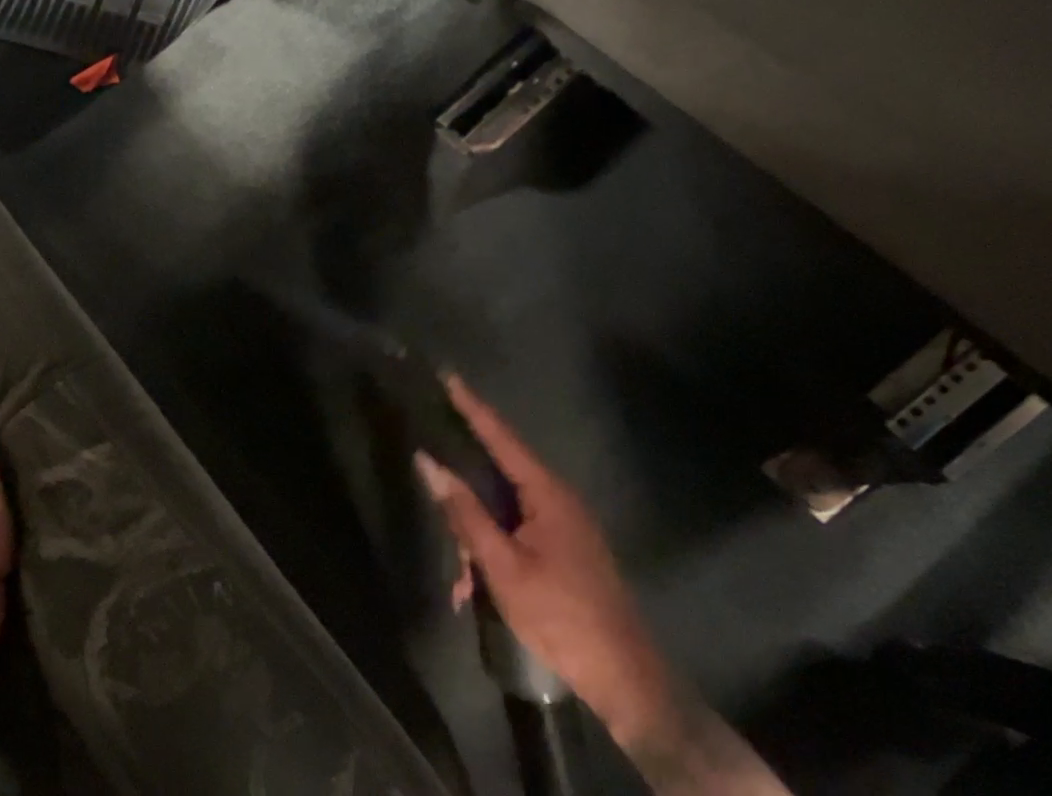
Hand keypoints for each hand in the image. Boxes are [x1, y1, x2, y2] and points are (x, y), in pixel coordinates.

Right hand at [415, 375, 676, 745]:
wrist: (622, 674)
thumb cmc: (559, 614)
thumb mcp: (501, 565)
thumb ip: (464, 513)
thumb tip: (429, 463)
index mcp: (547, 495)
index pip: (502, 438)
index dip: (472, 408)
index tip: (448, 377)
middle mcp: (557, 502)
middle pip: (496, 478)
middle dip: (463, 500)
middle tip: (443, 525)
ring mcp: (562, 528)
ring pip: (501, 514)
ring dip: (474, 542)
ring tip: (463, 584)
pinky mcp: (562, 551)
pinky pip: (513, 537)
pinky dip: (489, 558)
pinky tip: (474, 593)